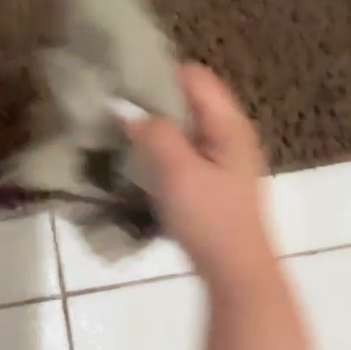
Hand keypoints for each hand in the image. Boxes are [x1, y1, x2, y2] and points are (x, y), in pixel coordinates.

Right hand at [125, 65, 278, 294]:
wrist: (236, 274)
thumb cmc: (209, 219)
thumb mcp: (178, 172)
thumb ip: (154, 134)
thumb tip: (130, 113)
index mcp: (229, 125)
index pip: (193, 77)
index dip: (158, 75)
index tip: (120, 85)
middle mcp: (231, 137)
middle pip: (188, 102)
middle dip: (152, 104)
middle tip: (114, 114)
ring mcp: (224, 162)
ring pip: (184, 131)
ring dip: (154, 132)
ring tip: (121, 139)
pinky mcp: (213, 185)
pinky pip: (183, 155)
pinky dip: (162, 155)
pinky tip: (140, 169)